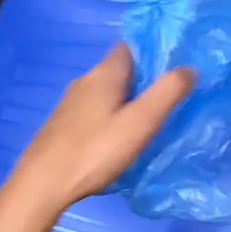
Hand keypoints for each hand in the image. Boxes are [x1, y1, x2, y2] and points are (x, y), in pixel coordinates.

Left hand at [4, 44, 193, 214]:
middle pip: (122, 68)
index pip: (133, 45)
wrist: (40, 185)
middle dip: (146, 77)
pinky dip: (113, 114)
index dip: (156, 50)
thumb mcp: (140, 121)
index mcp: (105, 72)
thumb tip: (190, 67)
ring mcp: (71, 103)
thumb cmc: (94, 150)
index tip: (179, 64)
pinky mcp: (64, 124)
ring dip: (129, 98)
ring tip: (151, 117)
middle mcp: (86, 80)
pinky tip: (121, 135)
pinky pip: (96, 108)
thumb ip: (168, 92)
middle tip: (172, 95)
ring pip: (108, 90)